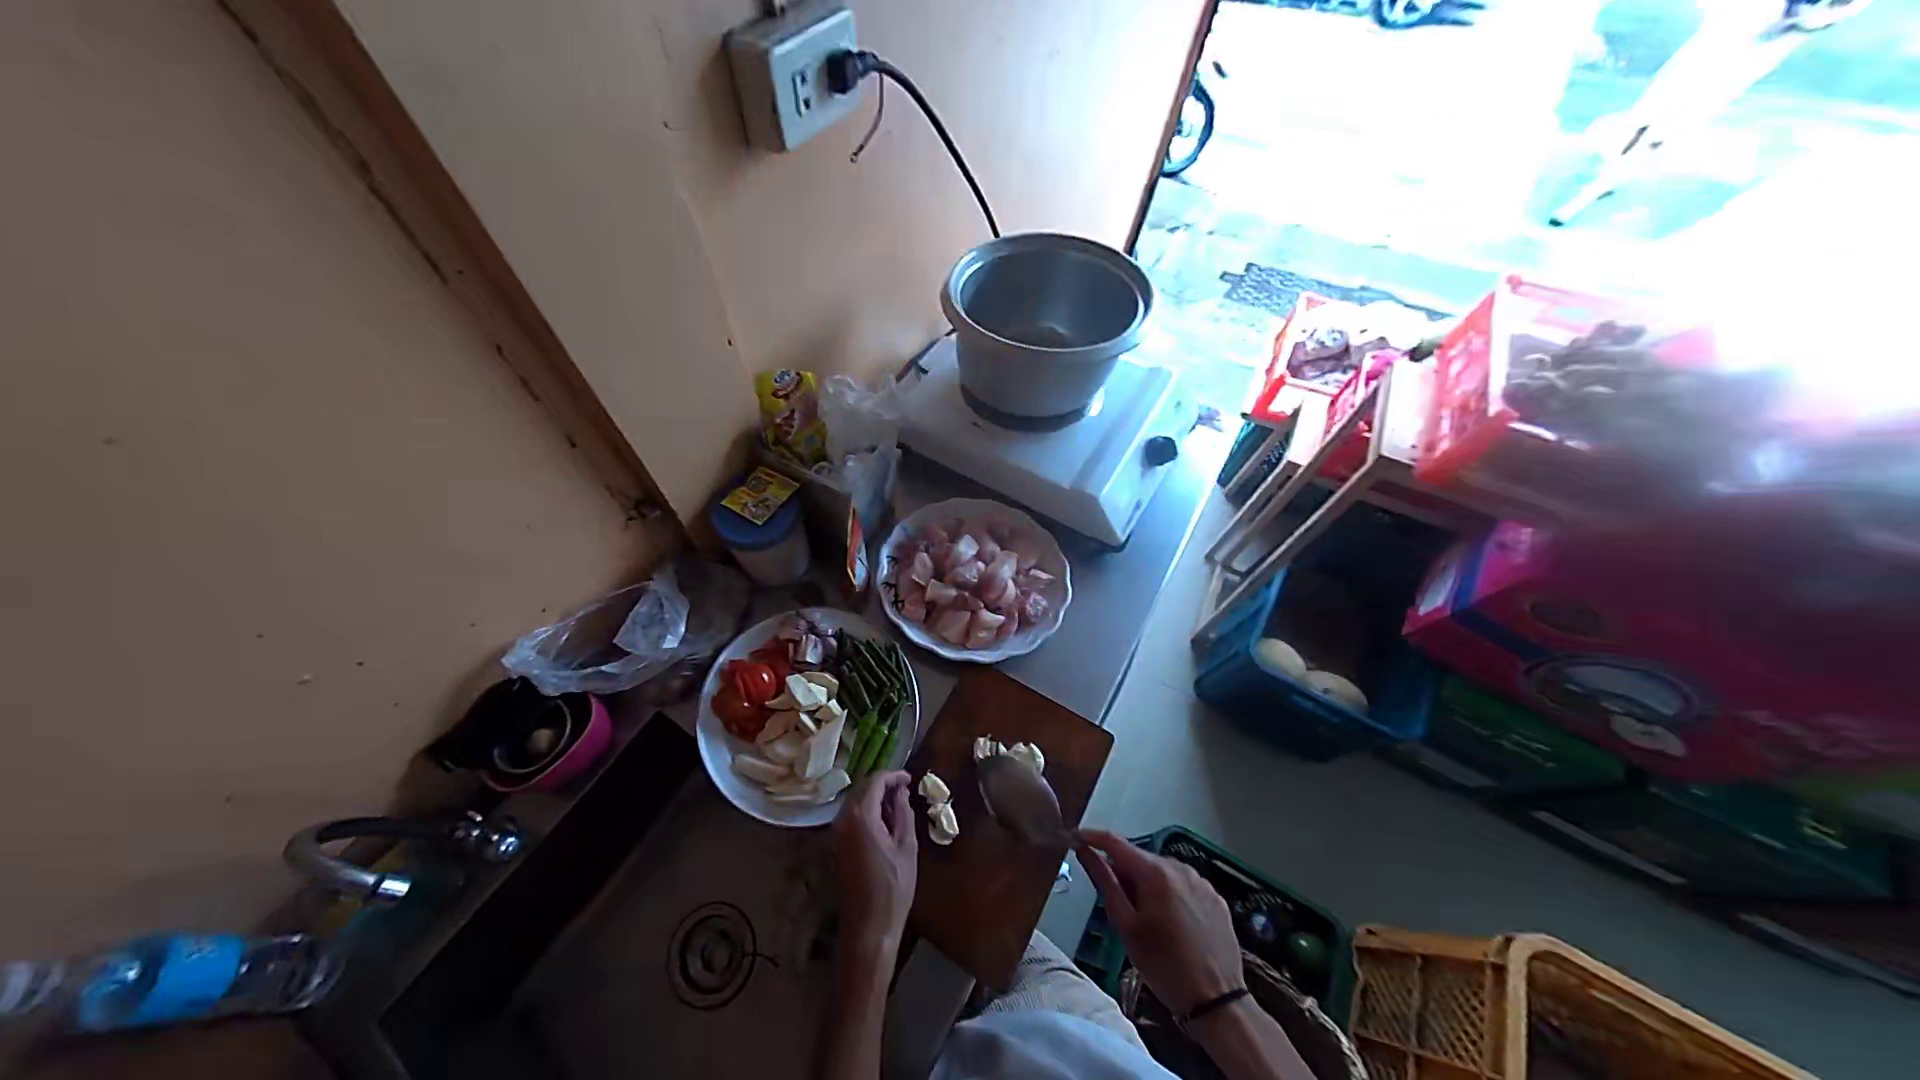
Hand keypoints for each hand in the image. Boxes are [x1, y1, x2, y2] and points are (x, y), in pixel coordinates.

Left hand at [834, 770, 916, 958]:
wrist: (869, 927)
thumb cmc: (893, 888)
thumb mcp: (906, 847)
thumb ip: (903, 813)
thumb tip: (901, 792)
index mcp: (860, 817)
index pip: (874, 781)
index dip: (893, 775)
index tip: (911, 778)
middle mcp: (843, 820)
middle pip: (861, 788)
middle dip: (883, 784)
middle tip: (906, 788)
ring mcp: (837, 834)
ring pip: (855, 802)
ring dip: (874, 796)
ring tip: (899, 803)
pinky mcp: (838, 846)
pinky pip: (851, 816)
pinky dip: (867, 810)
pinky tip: (885, 820)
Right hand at [1075, 829, 1244, 1015]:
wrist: (1216, 1001)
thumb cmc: (1163, 965)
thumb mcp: (1126, 926)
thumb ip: (1105, 882)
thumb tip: (1085, 851)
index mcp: (1154, 872)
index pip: (1115, 841)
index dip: (1092, 836)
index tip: (1075, 838)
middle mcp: (1179, 866)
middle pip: (1139, 859)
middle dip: (1124, 873)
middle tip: (1119, 907)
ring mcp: (1201, 881)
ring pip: (1161, 872)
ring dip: (1147, 885)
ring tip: (1148, 922)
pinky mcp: (1215, 897)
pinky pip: (1182, 885)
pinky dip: (1169, 895)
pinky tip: (1172, 924)